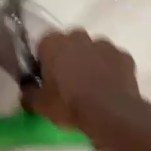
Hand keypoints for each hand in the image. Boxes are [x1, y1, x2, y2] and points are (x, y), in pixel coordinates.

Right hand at [26, 28, 146, 138]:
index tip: (48, 80)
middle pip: (69, 44)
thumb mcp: (40, 105)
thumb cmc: (69, 105)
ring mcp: (104, 44)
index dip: (45, 63)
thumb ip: (29, 93)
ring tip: (91, 88)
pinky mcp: (124, 56)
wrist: (111, 114)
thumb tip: (27, 89)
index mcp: (53, 42)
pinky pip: (113, 61)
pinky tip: (109, 89)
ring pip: (92, 51)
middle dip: (68, 58)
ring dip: (90, 63)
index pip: (43, 46)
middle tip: (68, 84)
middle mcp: (78, 36)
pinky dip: (110, 71)